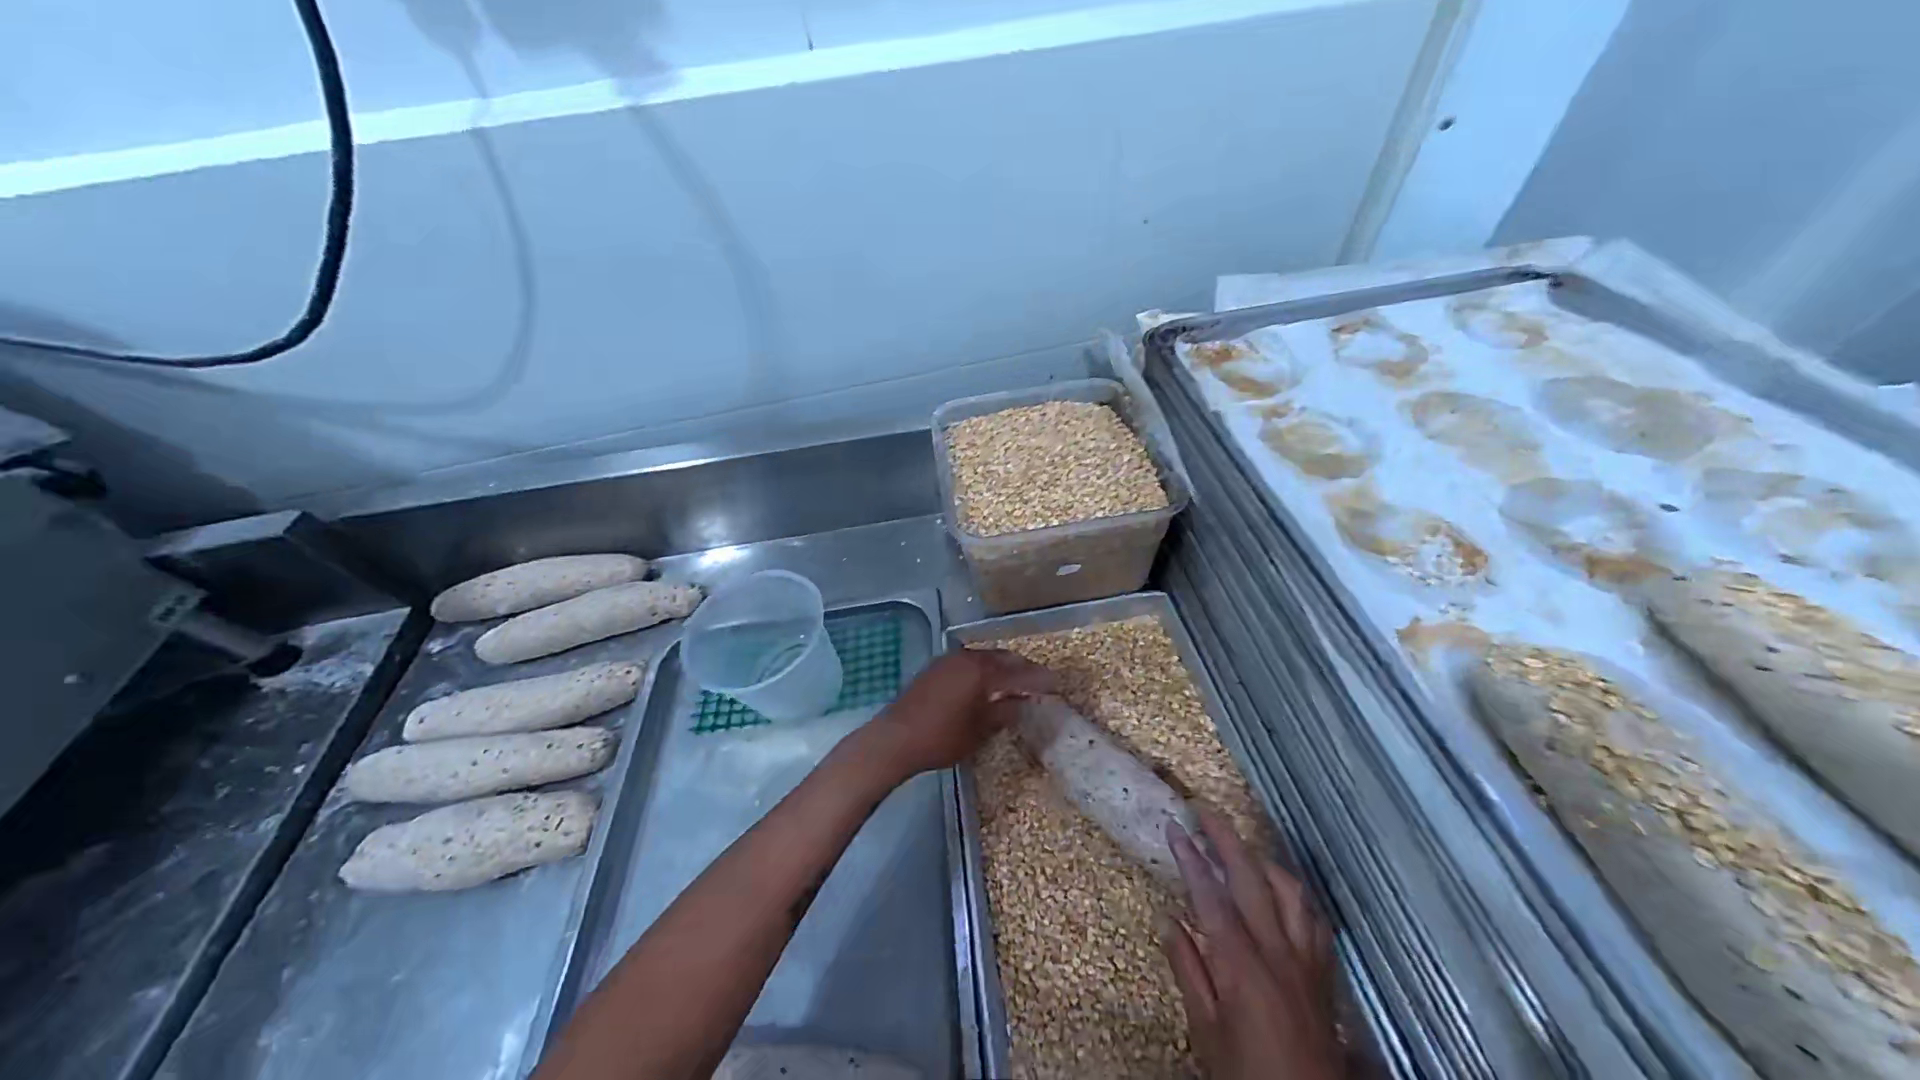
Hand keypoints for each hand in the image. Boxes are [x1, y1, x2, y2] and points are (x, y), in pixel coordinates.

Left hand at [862, 648, 1056, 779]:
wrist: (895, 738)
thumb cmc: (941, 737)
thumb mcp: (979, 730)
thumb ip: (1004, 712)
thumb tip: (1024, 703)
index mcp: (981, 671)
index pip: (1020, 672)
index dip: (1039, 679)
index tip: (1056, 685)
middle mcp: (967, 658)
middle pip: (1003, 658)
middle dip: (1022, 669)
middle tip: (1039, 682)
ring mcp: (949, 660)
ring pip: (985, 657)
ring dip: (1002, 667)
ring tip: (1016, 683)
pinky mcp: (936, 668)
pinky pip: (969, 662)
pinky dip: (984, 669)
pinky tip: (987, 684)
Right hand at [1163, 810, 1342, 1079]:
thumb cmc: (1246, 1071)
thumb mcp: (1205, 1029)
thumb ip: (1187, 968)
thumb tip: (1166, 919)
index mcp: (1241, 965)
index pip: (1211, 896)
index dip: (1191, 858)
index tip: (1175, 827)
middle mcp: (1277, 951)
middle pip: (1252, 879)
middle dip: (1226, 838)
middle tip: (1204, 810)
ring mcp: (1306, 959)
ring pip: (1289, 891)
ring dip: (1262, 859)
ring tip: (1239, 846)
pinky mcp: (1323, 971)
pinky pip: (1312, 916)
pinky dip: (1292, 892)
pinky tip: (1280, 889)